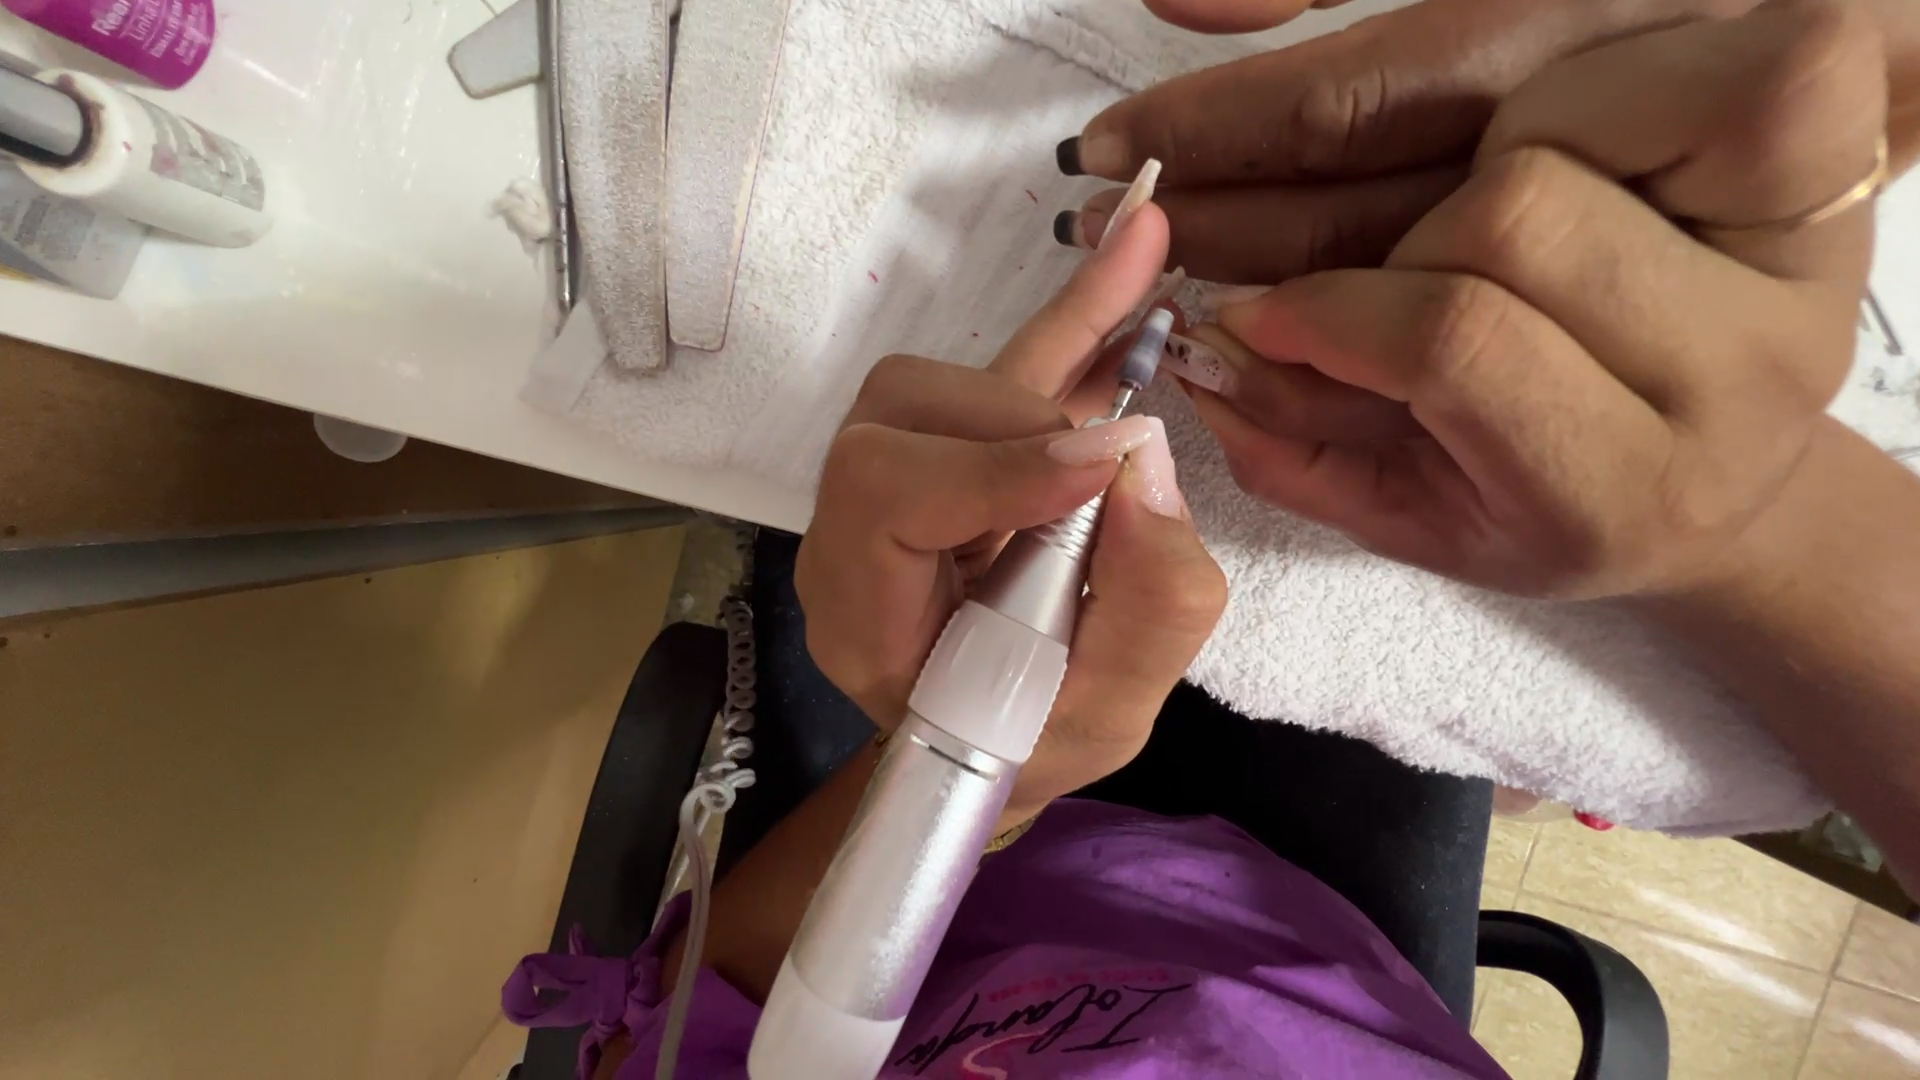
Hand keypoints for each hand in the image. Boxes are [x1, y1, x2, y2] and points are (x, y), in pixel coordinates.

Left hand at [797, 201, 1226, 820]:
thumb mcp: (1109, 714)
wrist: (992, 735)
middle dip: (1021, 424)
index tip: (1102, 468)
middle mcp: (849, 536)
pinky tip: (1137, 246)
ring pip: (938, 382)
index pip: (882, 494)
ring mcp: (889, 486)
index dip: (993, 466)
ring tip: (1132, 366)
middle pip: (897, 414)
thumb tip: (1143, 458)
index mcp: (862, 617)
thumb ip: (1145, 610)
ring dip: (1046, 373)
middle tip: (1107, 469)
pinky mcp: (941, 452)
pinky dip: (1069, 319)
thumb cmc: (1034, 742)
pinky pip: (992, 373)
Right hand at [1186, 0, 1884, 598]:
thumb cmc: (1521, 512)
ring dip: (1477, 168)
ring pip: (1588, 130)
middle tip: (1351, 290)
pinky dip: (1607, 95)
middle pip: (1512, 218)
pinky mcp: (1839, 167)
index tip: (1246, 320)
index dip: (1328, 313)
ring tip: (1450, 233)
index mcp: (1612, 488)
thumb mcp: (1388, 514)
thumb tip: (1198, 349)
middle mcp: (1739, 372)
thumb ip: (1283, 448)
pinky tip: (1555, 157)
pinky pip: (1742, 66)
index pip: (1456, 344)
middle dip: (1389, 247)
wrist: (1703, 492)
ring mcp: (1808, 255)